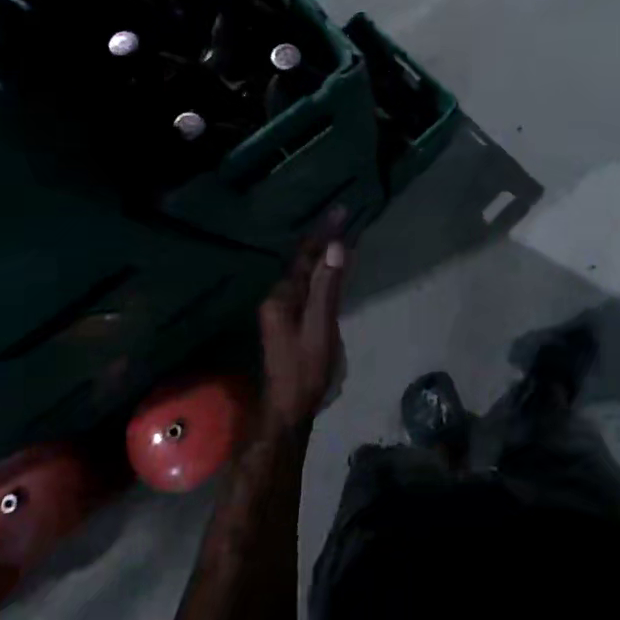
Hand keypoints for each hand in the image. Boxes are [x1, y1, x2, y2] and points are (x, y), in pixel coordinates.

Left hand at [256, 207, 349, 433]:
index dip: (323, 232)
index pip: (305, 255)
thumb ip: (327, 287)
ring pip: (303, 272)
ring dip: (321, 253)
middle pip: (302, 260)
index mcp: (281, 296)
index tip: (340, 210)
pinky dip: (320, 271)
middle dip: (322, 238)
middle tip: (343, 216)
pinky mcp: (288, 319)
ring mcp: (281, 309)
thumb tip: (335, 247)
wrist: (288, 409)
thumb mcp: (320, 328)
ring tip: (340, 235)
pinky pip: (305, 285)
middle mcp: (277, 297)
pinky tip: (331, 269)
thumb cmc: (306, 369)